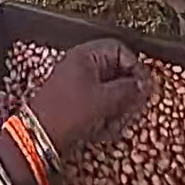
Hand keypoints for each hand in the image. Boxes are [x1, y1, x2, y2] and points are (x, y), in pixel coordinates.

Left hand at [26, 38, 150, 153]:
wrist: (39, 135)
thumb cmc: (70, 112)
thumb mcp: (103, 100)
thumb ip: (127, 89)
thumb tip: (145, 84)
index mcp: (86, 55)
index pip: (119, 50)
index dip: (135, 66)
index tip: (145, 87)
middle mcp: (82, 64)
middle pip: (116, 70)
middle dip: (125, 92)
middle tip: (131, 109)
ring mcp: (78, 81)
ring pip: (109, 89)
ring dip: (116, 107)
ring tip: (113, 123)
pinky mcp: (76, 100)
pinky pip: (99, 102)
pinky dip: (104, 115)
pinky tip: (103, 130)